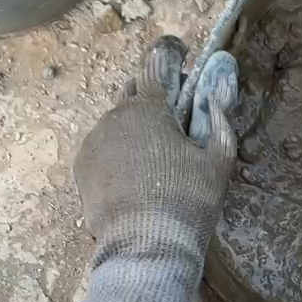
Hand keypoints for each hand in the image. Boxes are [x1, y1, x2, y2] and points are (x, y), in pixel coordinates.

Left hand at [68, 37, 237, 301]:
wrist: (145, 247)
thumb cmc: (188, 201)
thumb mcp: (218, 162)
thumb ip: (220, 119)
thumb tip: (220, 90)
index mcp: (148, 108)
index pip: (156, 61)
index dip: (171, 53)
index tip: (182, 54)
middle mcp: (114, 116)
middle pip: (133, 92)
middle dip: (152, 98)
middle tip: (173, 122)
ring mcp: (93, 142)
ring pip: (116, 124)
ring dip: (134, 130)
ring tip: (154, 159)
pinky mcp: (81, 169)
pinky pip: (102, 149)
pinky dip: (117, 154)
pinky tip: (134, 178)